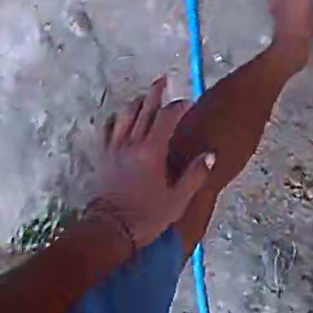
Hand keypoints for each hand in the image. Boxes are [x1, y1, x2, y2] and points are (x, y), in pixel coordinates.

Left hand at [88, 76, 214, 247]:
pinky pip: (107, 128)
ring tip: (145, 97)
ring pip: (125, 114)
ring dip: (137, 102)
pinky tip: (121, 119)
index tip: (188, 104)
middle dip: (156, 92)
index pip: (167, 116)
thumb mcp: (177, 200)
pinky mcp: (103, 156)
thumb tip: (210, 155)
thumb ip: (195, 175)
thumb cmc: (146, 216)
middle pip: (144, 107)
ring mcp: (115, 148)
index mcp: (152, 150)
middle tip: (163, 79)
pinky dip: (116, 118)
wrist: (109, 232)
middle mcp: (132, 142)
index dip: (179, 106)